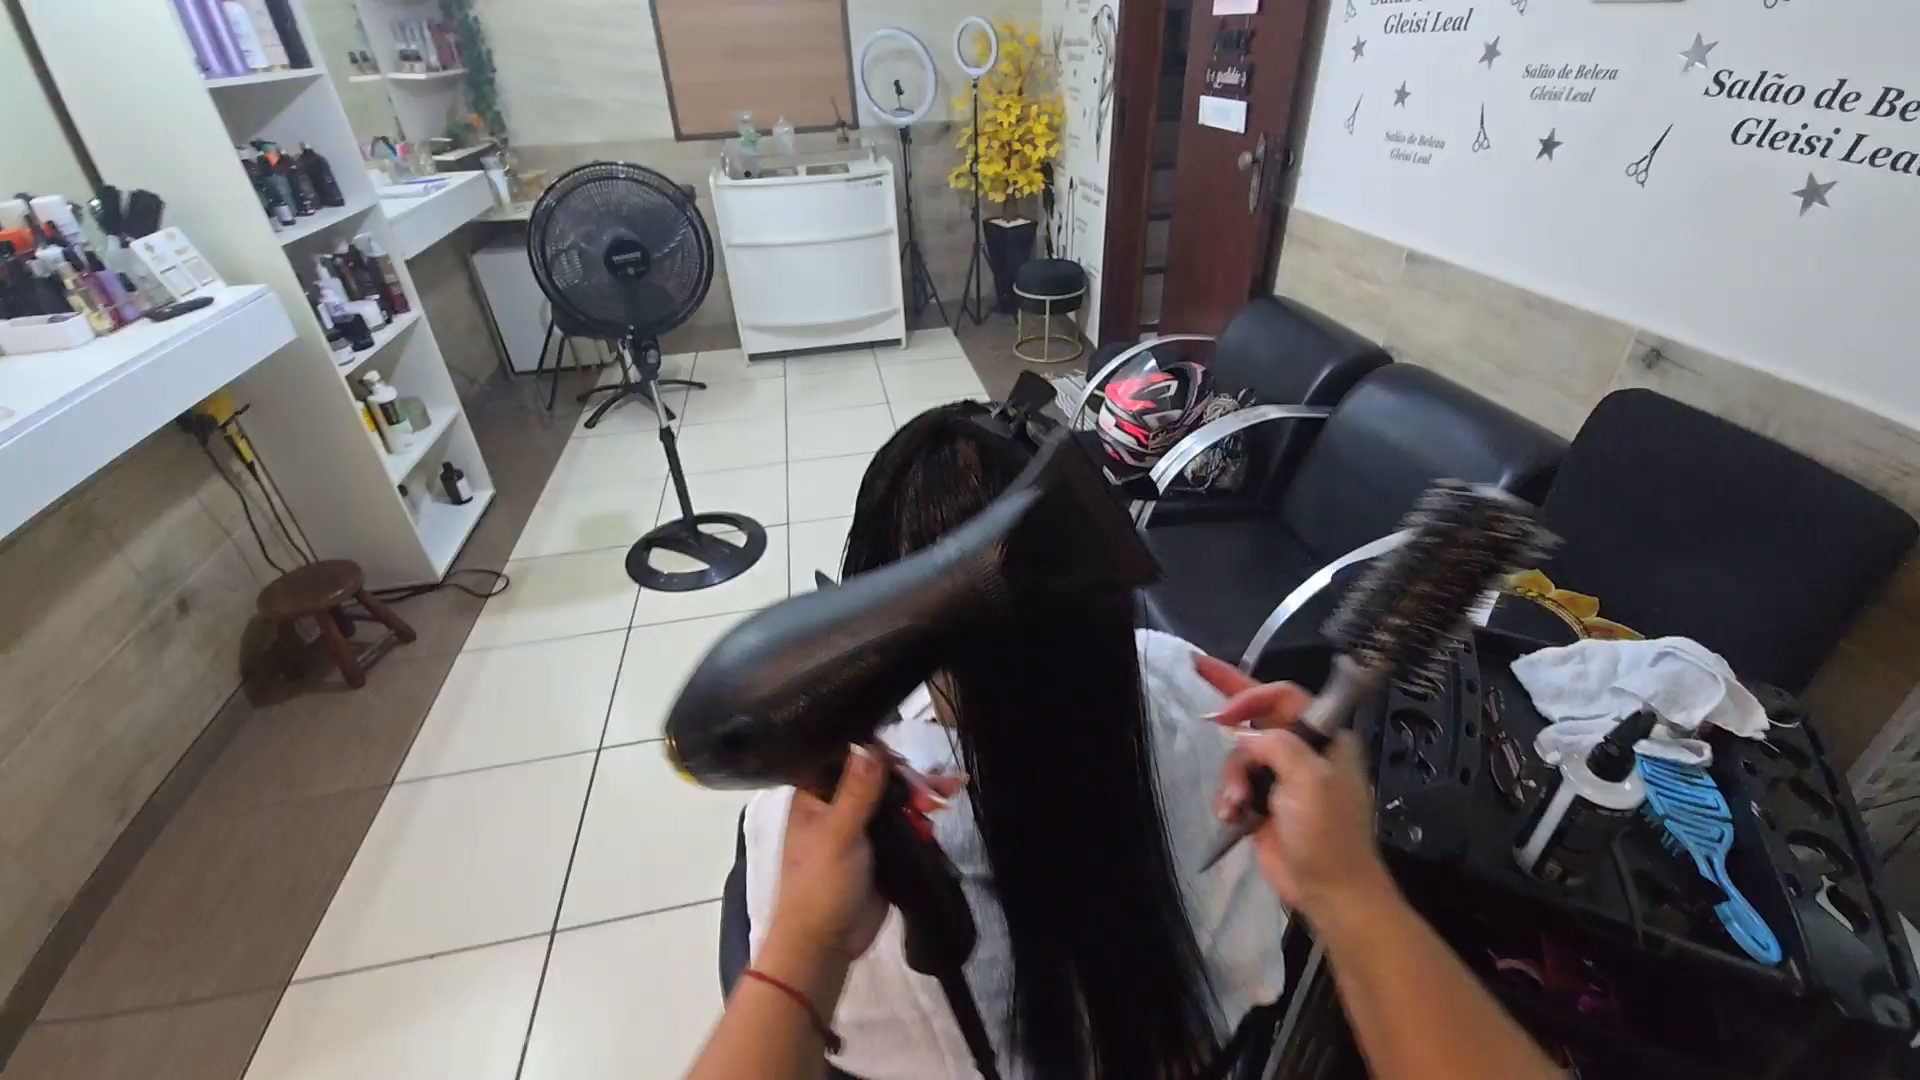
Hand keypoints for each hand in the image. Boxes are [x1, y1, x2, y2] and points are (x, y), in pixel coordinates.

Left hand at [769, 745, 965, 964]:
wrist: (826, 944)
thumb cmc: (820, 884)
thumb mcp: (838, 833)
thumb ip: (858, 789)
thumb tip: (868, 743)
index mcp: (816, 794)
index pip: (849, 758)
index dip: (878, 753)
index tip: (904, 760)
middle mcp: (837, 803)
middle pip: (879, 777)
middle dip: (910, 778)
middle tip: (939, 784)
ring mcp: (861, 825)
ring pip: (895, 798)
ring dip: (922, 793)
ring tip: (951, 789)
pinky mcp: (881, 846)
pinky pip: (905, 821)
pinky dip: (922, 815)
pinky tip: (943, 807)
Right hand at [1195, 656, 1393, 919]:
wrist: (1330, 893)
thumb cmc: (1329, 835)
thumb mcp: (1311, 782)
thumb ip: (1279, 746)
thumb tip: (1243, 737)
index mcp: (1325, 740)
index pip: (1284, 697)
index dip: (1252, 696)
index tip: (1225, 712)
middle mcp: (1302, 751)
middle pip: (1259, 714)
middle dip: (1230, 700)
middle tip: (1198, 666)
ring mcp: (1280, 776)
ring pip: (1239, 754)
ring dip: (1232, 777)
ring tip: (1237, 803)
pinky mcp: (1263, 800)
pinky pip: (1234, 783)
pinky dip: (1229, 796)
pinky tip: (1232, 814)